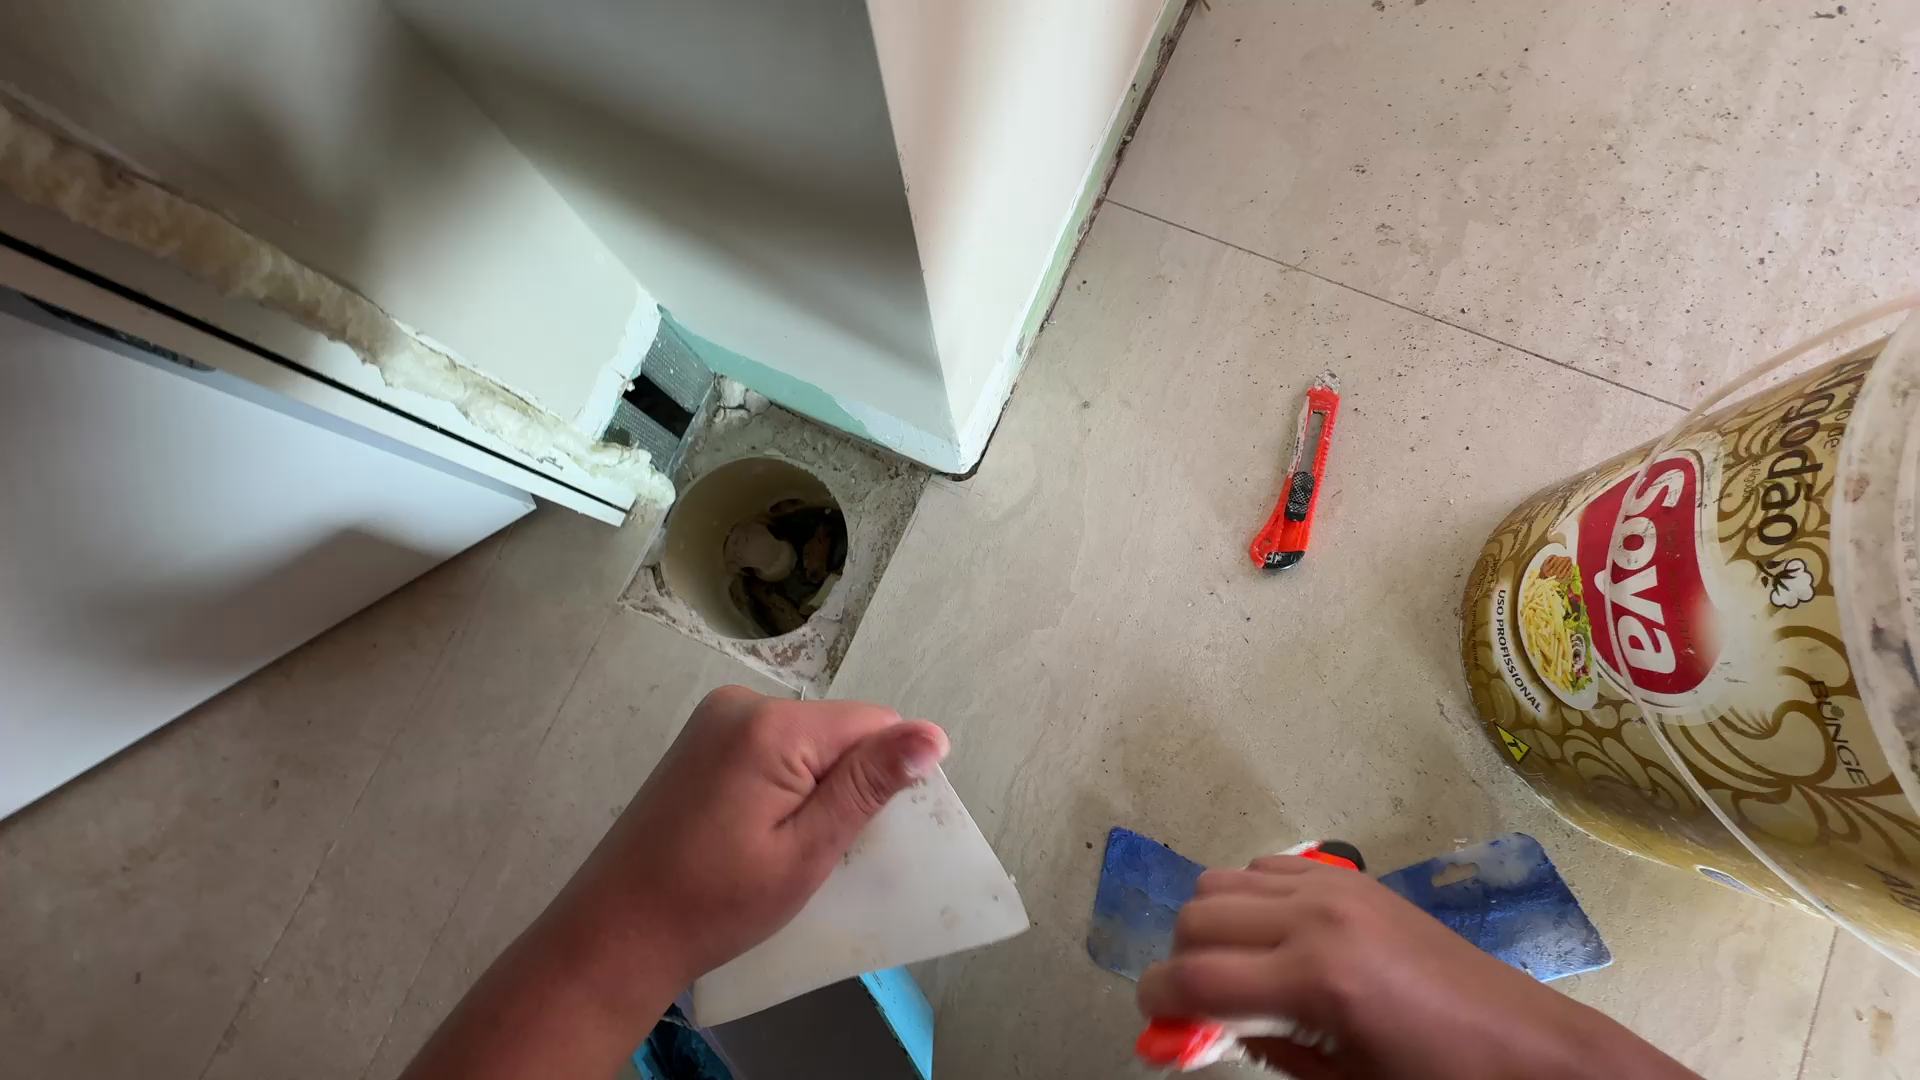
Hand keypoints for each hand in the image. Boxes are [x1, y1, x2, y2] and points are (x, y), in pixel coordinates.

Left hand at [402, 688, 947, 1079]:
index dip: (885, 774)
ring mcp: (717, 715)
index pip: (873, 723)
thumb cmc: (715, 903)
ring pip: (810, 736)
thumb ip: (867, 785)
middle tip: (817, 846)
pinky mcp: (704, 735)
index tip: (865, 830)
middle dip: (848, 780)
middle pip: (839, 728)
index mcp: (772, 725)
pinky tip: (759, 824)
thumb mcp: (805, 852)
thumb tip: (933, 735)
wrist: (612, 934)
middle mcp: (744, 702)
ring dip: (818, 781)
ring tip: (783, 841)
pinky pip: (776, 742)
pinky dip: (787, 777)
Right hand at [1137, 856, 1697, 1079]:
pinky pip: (1262, 868)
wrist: (1533, 1051)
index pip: (1198, 977)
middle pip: (1197, 918)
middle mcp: (1313, 916)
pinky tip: (1274, 936)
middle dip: (1180, 962)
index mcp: (1317, 981)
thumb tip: (1202, 1025)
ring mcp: (1329, 885)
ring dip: (1210, 926)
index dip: (1160, 999)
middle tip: (1197, 1001)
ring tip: (1237, 966)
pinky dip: (1247, 899)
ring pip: (1221, 884)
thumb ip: (1262, 1047)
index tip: (1153, 1016)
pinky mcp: (1344, 874)